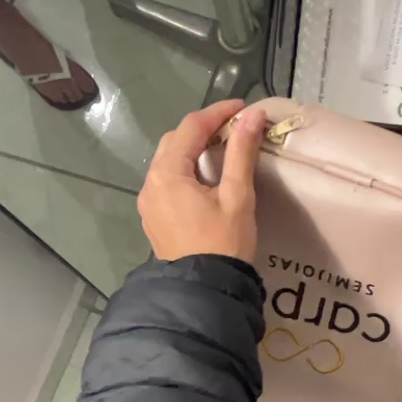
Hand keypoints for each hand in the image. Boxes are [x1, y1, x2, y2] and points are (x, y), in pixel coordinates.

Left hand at [138, 99, 265, 263]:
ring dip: (193, 152)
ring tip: (222, 153)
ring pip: (169, 164)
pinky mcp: (155, 222)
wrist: (206, 293)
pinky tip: (206, 181)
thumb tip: (252, 116)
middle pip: (174, 143)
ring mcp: (149, 205)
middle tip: (233, 130)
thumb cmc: (224, 245)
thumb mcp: (237, 197)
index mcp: (167, 174)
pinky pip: (168, 186)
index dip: (218, 113)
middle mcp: (150, 185)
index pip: (191, 127)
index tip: (244, 109)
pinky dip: (186, 174)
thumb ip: (242, 153)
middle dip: (203, 131)